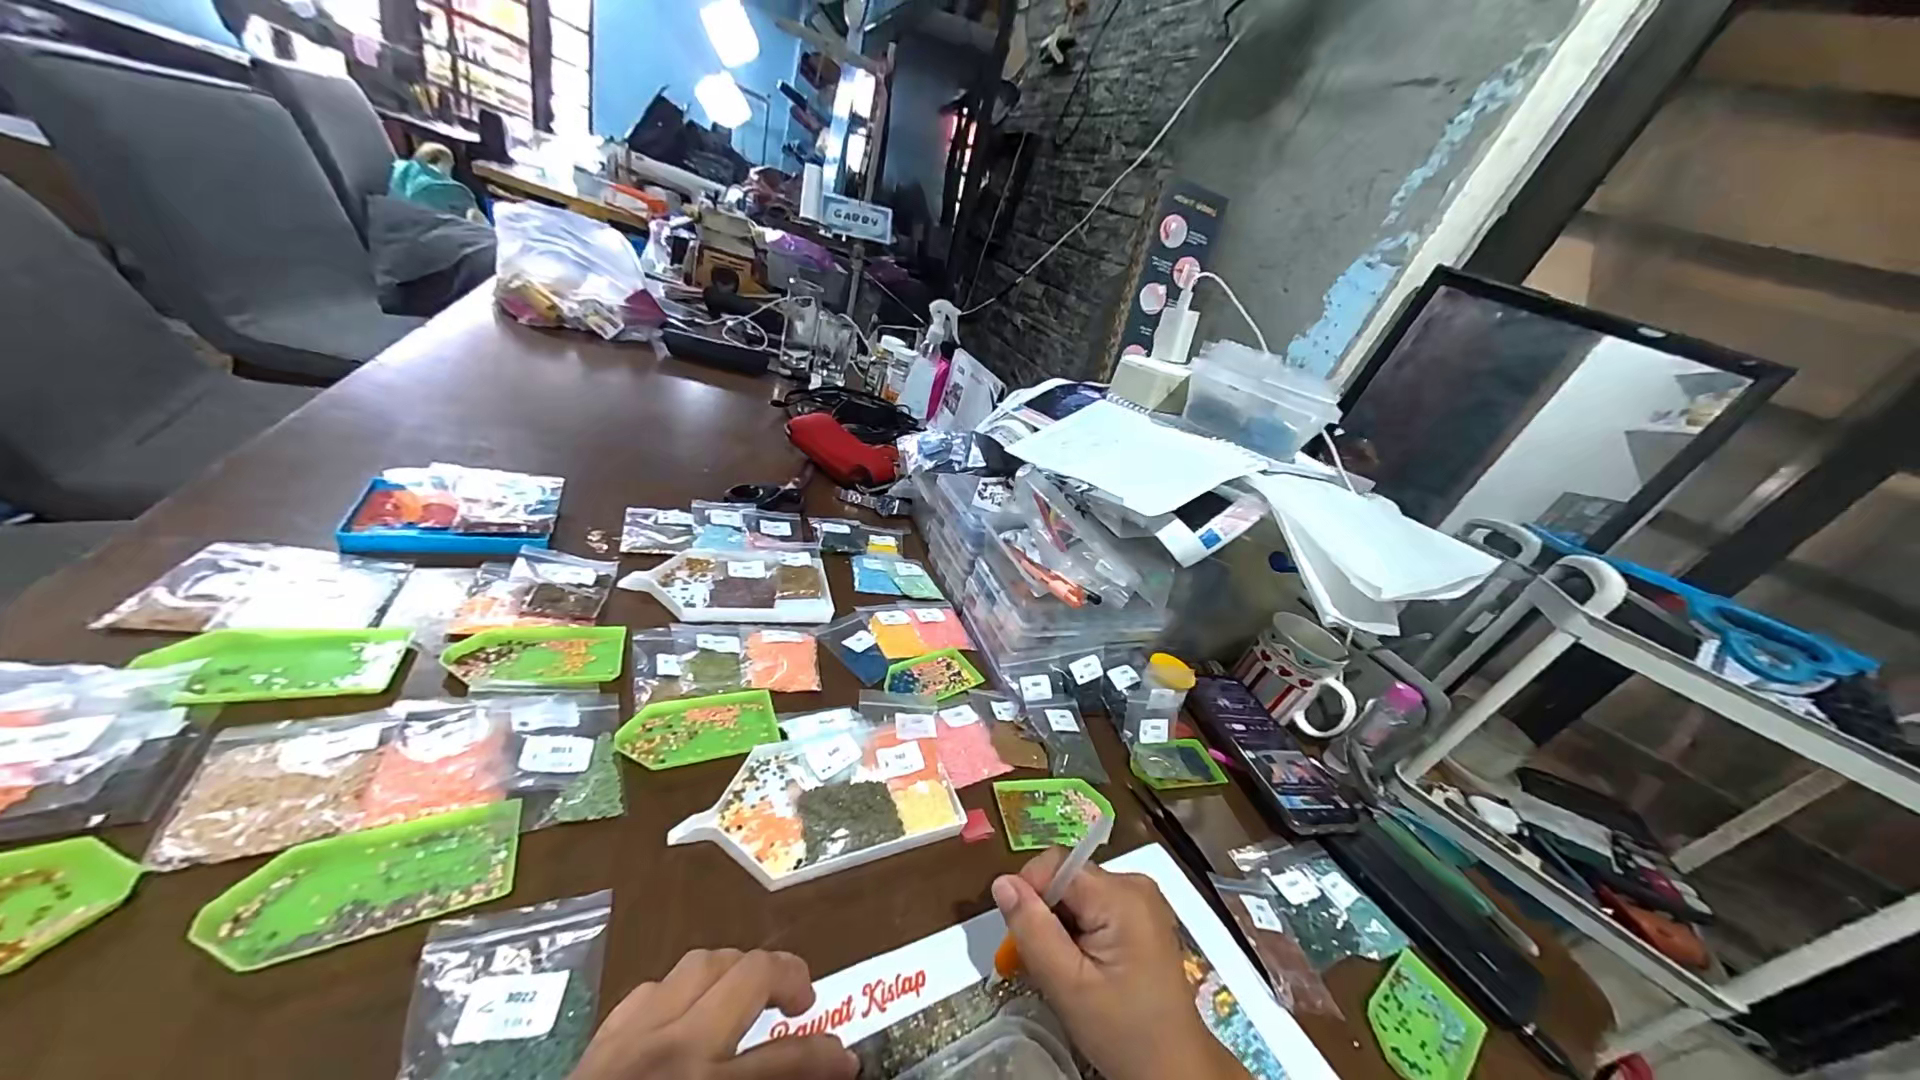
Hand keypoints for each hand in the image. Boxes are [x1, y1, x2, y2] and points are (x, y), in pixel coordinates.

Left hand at [570, 949, 857, 1079]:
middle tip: (800, 1002)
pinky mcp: (601, 1039)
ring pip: (703, 964)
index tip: (847, 1058)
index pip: (787, 1060)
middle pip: (751, 975)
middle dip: (789, 977)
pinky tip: (686, 1015)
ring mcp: (634, 1037)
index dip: (827, 1056)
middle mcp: (675, 1052)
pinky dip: (679, 994)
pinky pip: (652, 989)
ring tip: (749, 994)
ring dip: (736, 972)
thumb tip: (807, 1071)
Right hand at [992, 851, 1250, 1079]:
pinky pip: (1094, 907)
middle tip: (1041, 962)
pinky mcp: (1141, 916)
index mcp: (1121, 894)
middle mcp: (1133, 883)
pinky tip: (1081, 966)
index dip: (1029, 891)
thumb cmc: (1125, 1032)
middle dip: (1044, 914)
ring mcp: (1140, 899)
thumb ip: (1032, 930)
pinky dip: (1078, 931)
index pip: (1057, 864)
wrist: (1178, 1072)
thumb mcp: (1069, 986)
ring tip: (1063, 970)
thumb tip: (1001, 882)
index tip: (1020, 934)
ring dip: (1059, 925)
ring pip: (1077, 894)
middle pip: (1067, 878)